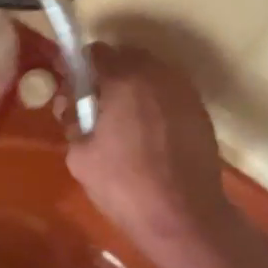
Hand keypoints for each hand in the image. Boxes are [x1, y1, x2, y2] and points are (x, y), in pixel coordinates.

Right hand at [66, 43, 228, 250]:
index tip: (69, 90)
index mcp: (124, 79)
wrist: (181, 214)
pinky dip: (153, 106)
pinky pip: (168, 95)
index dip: (77, 69)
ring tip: (120, 125)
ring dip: (132, 91)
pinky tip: (145, 136)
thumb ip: (73, 123)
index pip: (94, 53)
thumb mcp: (80, 158)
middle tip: (93, 109)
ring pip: (150, 76)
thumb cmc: (124, 186)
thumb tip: (73, 110)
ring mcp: (183, 90)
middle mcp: (158, 73)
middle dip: (107, 77)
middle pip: (126, 59)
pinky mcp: (199, 110)